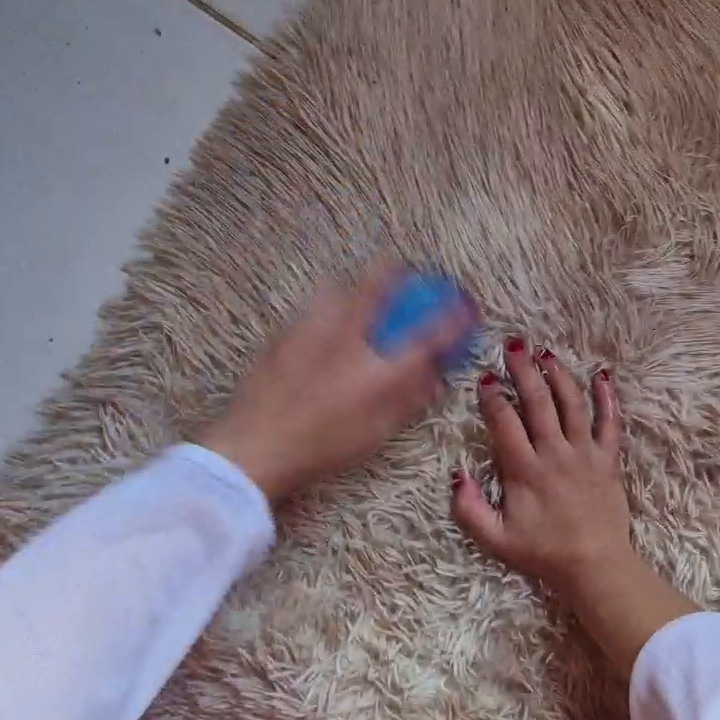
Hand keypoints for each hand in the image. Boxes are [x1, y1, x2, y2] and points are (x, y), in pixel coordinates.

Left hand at [199, 264, 474, 503]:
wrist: (255, 447)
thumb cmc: (320, 447)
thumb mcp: (376, 431)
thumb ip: (409, 399)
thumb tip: (434, 377)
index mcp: (379, 370)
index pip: (430, 333)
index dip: (454, 316)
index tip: (465, 307)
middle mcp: (349, 338)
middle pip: (380, 282)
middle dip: (401, 272)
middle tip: (408, 272)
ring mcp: (312, 328)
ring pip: (343, 285)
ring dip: (362, 283)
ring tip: (369, 288)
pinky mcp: (284, 332)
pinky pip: (316, 303)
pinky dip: (332, 302)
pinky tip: (330, 319)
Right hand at [451, 340, 696, 674]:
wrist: (595, 567)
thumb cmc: (542, 553)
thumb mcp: (495, 539)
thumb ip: (469, 509)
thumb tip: (456, 475)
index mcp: (526, 471)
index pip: (505, 423)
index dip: (493, 397)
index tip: (484, 378)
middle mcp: (556, 454)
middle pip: (538, 402)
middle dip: (523, 371)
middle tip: (513, 346)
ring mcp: (586, 454)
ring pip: (573, 404)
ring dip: (559, 375)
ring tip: (546, 354)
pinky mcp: (609, 460)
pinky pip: (611, 423)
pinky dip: (607, 398)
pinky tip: (602, 376)